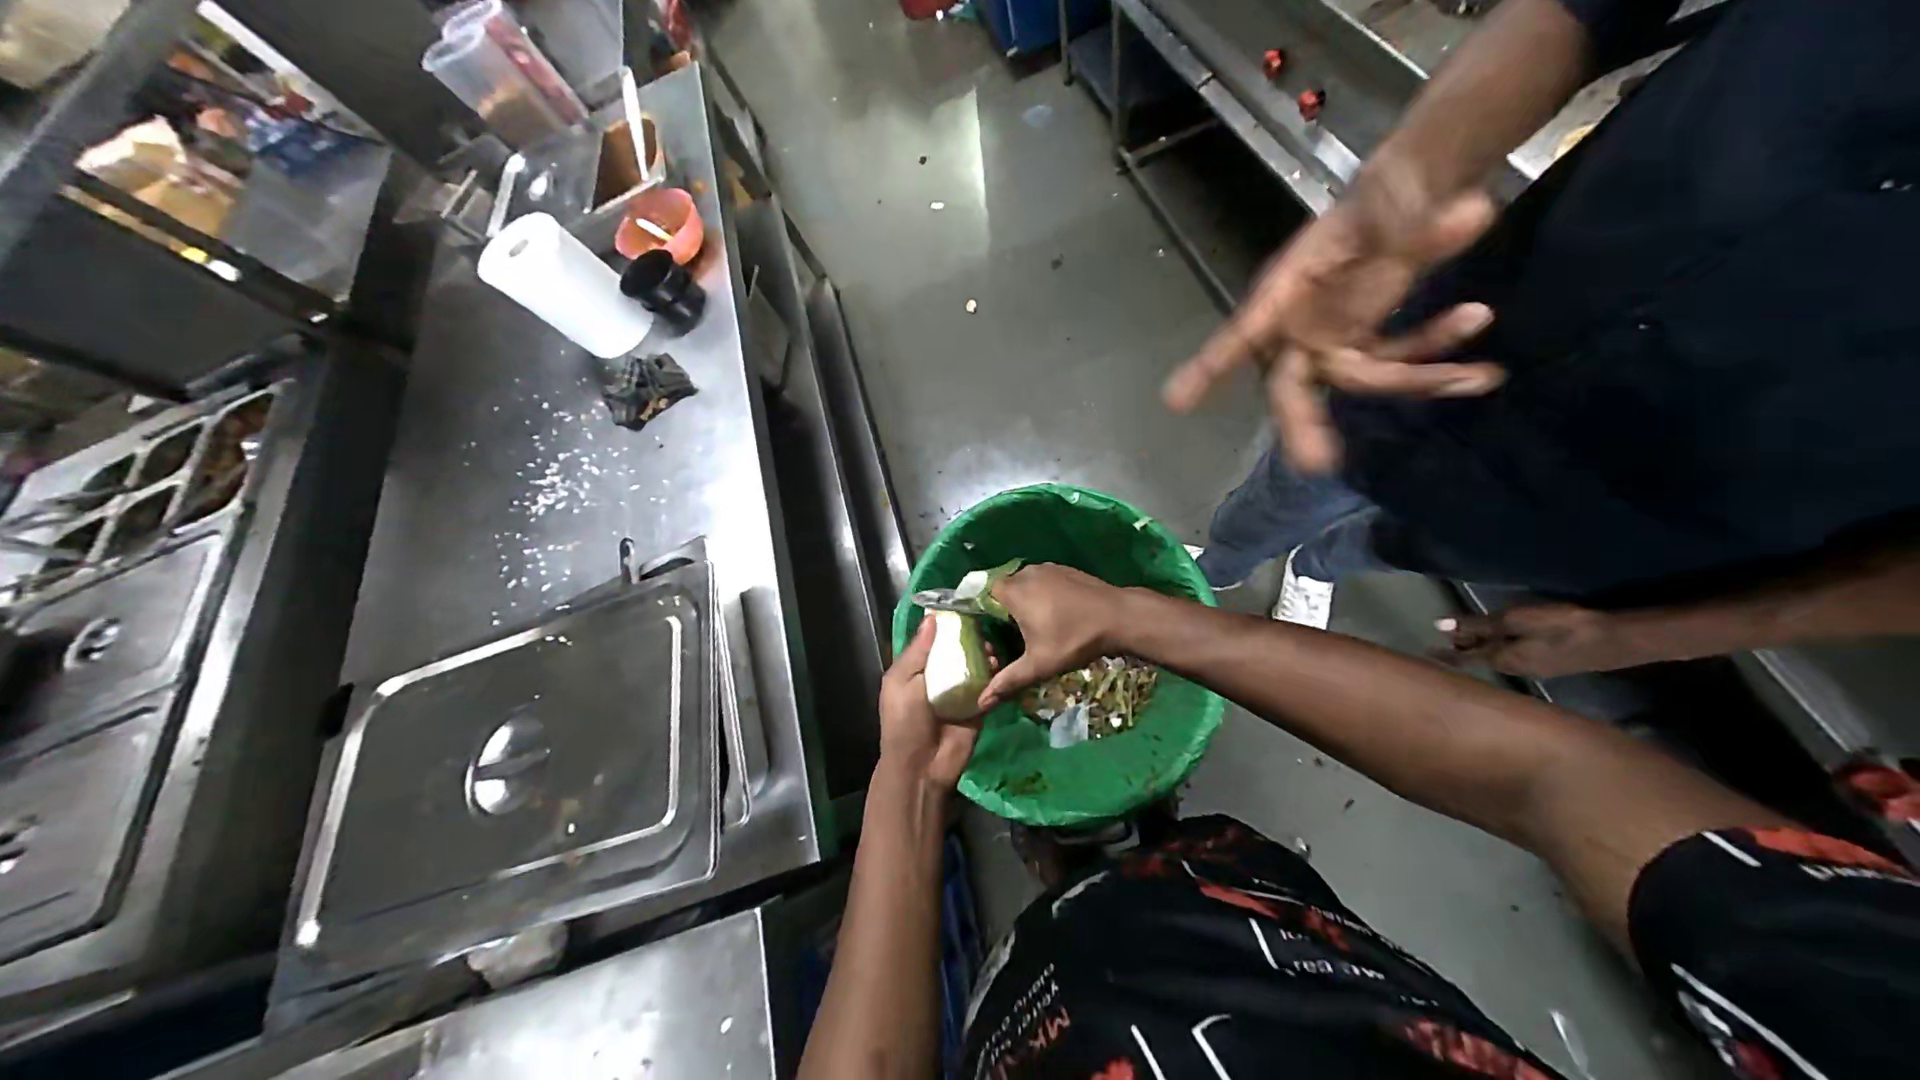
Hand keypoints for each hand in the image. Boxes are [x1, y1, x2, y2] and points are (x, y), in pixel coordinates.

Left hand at [879, 617, 981, 788]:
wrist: (921, 766)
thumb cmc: (904, 722)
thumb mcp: (902, 682)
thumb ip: (917, 652)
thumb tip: (931, 617)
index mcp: (917, 670)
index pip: (934, 641)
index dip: (947, 626)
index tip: (965, 608)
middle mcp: (940, 678)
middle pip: (959, 652)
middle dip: (971, 641)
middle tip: (983, 630)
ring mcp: (961, 693)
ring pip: (976, 667)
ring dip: (985, 656)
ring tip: (991, 649)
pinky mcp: (978, 708)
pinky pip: (988, 688)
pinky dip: (994, 677)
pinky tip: (998, 667)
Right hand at [977, 564, 1133, 710]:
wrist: (1119, 616)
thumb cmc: (1074, 638)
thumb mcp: (1039, 664)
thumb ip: (1008, 680)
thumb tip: (982, 703)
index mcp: (1014, 591)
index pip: (983, 593)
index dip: (983, 610)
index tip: (989, 630)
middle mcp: (1026, 573)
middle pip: (1003, 587)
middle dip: (1004, 607)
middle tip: (1011, 632)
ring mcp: (1047, 568)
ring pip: (1024, 582)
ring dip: (1024, 598)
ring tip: (1033, 624)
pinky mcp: (1064, 568)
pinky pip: (1042, 578)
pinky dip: (1042, 592)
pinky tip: (1054, 612)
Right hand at [1163, 175, 1503, 472]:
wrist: (1410, 196)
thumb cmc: (1385, 193)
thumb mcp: (1396, 195)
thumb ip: (1420, 213)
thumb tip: (1471, 216)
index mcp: (1287, 289)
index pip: (1246, 329)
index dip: (1212, 365)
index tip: (1176, 399)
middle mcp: (1299, 326)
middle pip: (1290, 385)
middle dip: (1303, 424)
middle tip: (1314, 461)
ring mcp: (1332, 339)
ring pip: (1359, 378)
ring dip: (1417, 378)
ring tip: (1475, 376)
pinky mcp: (1366, 344)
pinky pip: (1396, 362)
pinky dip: (1438, 357)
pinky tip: (1478, 338)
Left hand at [1437, 603, 1651, 677]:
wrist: (1622, 639)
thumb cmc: (1563, 626)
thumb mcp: (1515, 620)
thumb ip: (1478, 624)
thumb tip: (1440, 626)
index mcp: (1504, 660)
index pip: (1465, 659)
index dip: (1445, 655)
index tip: (1426, 654)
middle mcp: (1517, 670)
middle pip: (1482, 660)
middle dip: (1462, 651)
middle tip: (1444, 643)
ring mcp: (1539, 669)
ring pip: (1499, 658)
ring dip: (1482, 649)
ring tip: (1467, 641)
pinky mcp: (1556, 664)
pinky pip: (1516, 657)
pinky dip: (1501, 649)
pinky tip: (1504, 643)